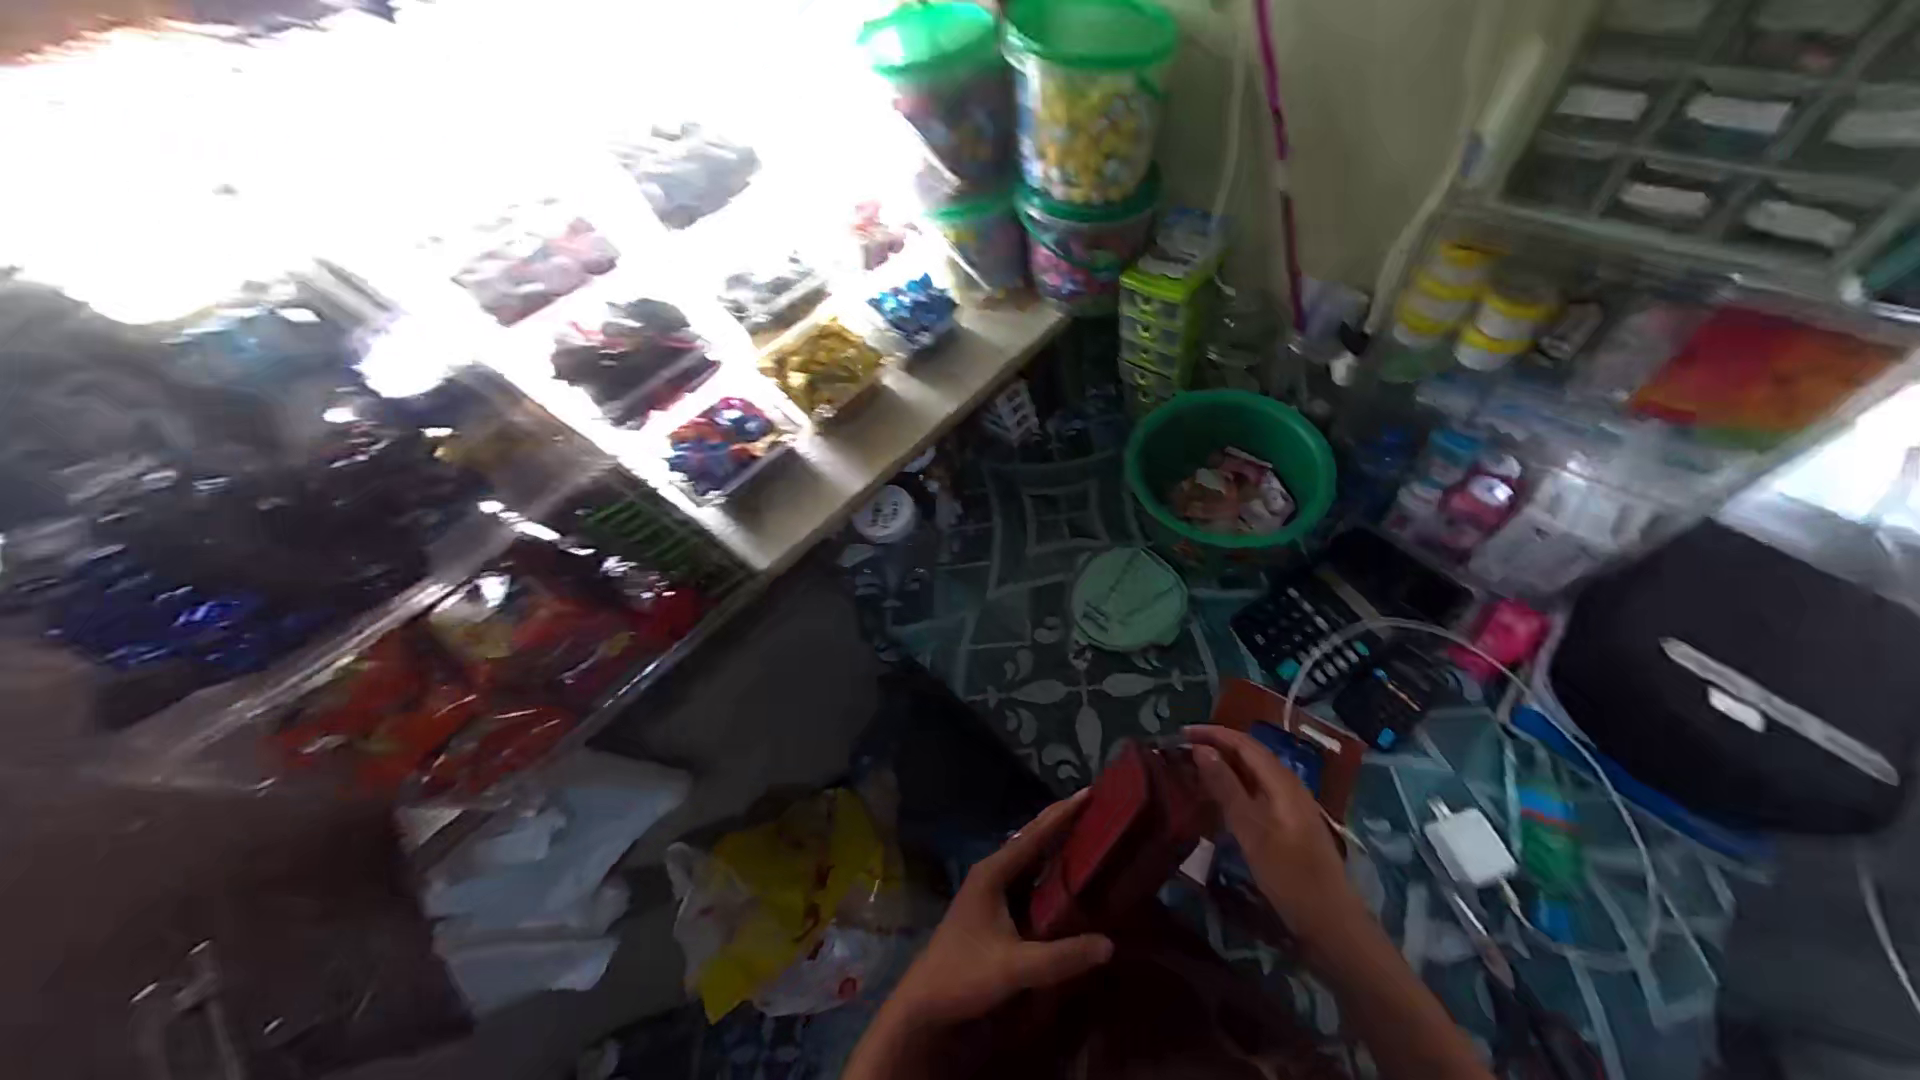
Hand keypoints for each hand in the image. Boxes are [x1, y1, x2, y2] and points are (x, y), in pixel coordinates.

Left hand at [885, 791, 1114, 1027]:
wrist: (924, 1000)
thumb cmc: (964, 976)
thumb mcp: (1015, 968)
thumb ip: (1061, 958)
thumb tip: (1109, 945)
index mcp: (993, 873)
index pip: (1035, 835)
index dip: (1063, 814)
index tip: (1089, 792)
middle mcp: (991, 871)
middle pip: (1031, 839)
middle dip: (1061, 821)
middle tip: (1095, 806)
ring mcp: (990, 887)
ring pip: (1029, 857)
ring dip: (1054, 843)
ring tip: (1087, 831)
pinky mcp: (992, 905)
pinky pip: (1026, 876)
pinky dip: (1046, 867)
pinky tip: (1065, 874)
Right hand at [1186, 724, 1360, 934]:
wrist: (1331, 923)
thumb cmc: (1289, 875)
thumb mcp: (1250, 830)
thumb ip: (1226, 787)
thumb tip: (1202, 749)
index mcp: (1282, 781)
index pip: (1244, 743)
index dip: (1212, 733)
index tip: (1180, 733)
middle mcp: (1289, 785)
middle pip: (1250, 754)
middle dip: (1217, 746)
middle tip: (1182, 749)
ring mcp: (1292, 805)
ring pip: (1254, 772)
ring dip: (1225, 764)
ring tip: (1194, 768)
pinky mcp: (1289, 823)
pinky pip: (1258, 790)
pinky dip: (1234, 784)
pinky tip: (1218, 797)